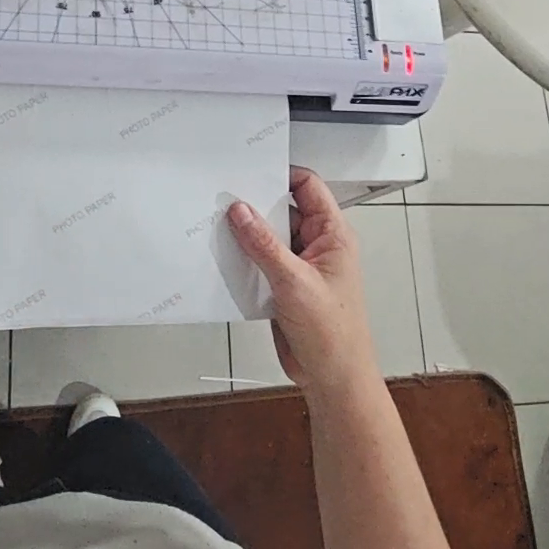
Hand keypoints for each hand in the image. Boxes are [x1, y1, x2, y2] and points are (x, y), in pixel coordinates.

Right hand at [227, 167, 379, 397]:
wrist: (332, 378)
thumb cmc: (333, 333)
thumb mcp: (294, 282)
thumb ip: (264, 244)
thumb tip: (239, 210)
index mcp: (332, 235)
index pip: (308, 187)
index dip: (281, 174)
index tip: (250, 170)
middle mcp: (317, 245)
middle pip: (284, 210)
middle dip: (256, 205)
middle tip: (223, 197)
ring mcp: (300, 265)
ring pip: (269, 237)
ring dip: (247, 234)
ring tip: (216, 224)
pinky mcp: (283, 285)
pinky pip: (260, 261)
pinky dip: (243, 258)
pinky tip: (222, 256)